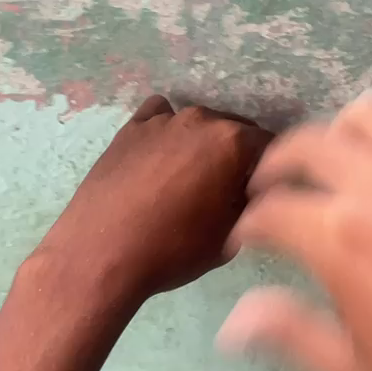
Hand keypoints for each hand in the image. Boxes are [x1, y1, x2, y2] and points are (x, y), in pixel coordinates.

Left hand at [38, 95, 273, 302]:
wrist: (101, 253)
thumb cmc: (174, 249)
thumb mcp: (231, 236)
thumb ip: (251, 204)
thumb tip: (255, 191)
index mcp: (233, 142)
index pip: (271, 147)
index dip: (270, 171)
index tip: (263, 193)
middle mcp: (202, 119)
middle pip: (236, 130)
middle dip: (239, 155)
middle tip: (228, 190)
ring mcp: (163, 120)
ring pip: (199, 124)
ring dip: (204, 144)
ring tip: (190, 178)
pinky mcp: (131, 127)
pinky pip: (160, 117)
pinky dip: (168, 133)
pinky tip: (159, 158)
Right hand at [218, 92, 371, 370]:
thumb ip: (292, 334)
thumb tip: (233, 324)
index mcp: (341, 235)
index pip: (272, 212)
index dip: (250, 228)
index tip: (246, 244)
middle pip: (308, 144)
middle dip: (277, 165)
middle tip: (274, 191)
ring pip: (370, 113)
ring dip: (341, 133)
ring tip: (339, 164)